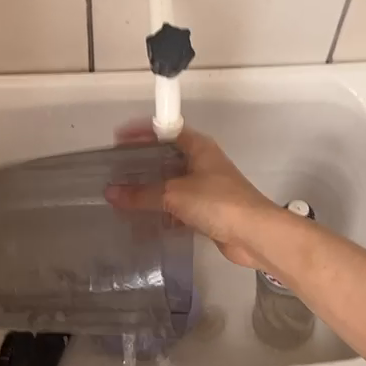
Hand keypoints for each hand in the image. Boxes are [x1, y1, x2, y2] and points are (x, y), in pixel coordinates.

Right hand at [105, 126, 281, 269]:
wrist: (253, 234)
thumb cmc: (217, 202)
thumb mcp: (174, 194)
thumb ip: (141, 194)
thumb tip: (111, 193)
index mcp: (198, 147)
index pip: (166, 131)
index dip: (142, 133)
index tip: (119, 140)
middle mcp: (202, 163)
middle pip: (166, 158)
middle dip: (142, 164)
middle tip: (116, 169)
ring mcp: (205, 188)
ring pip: (171, 184)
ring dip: (150, 190)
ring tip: (122, 195)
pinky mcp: (207, 211)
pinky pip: (177, 207)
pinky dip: (161, 211)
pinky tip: (142, 219)